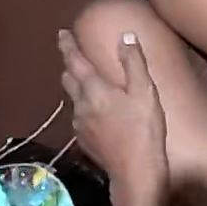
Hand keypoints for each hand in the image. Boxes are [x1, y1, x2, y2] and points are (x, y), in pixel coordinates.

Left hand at [58, 29, 167, 203]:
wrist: (135, 171)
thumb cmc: (143, 129)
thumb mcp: (145, 92)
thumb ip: (134, 63)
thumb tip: (126, 37)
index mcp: (94, 89)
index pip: (75, 61)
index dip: (67, 46)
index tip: (61, 34)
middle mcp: (81, 105)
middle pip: (69, 79)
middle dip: (70, 66)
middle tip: (75, 56)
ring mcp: (80, 125)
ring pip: (74, 99)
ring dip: (78, 88)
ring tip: (90, 85)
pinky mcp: (85, 141)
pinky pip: (81, 117)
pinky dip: (86, 108)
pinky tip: (99, 113)